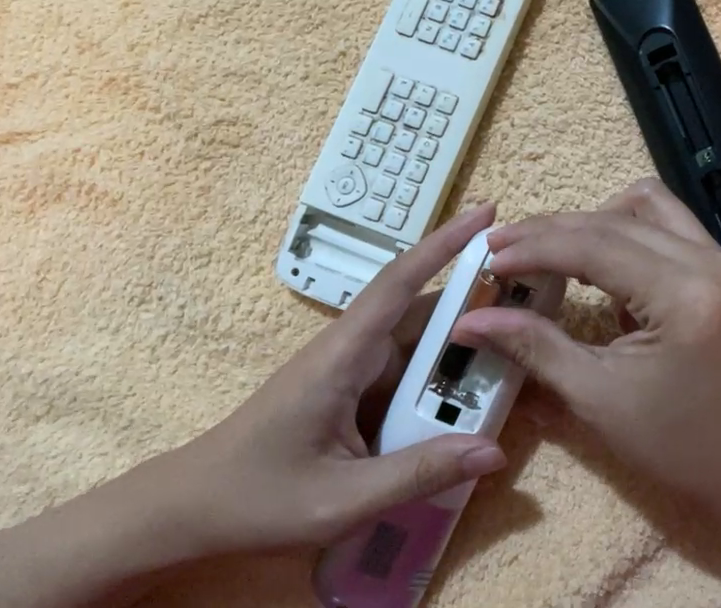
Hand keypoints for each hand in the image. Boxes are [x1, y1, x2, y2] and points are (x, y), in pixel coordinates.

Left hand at [144, 204, 509, 557]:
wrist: (188, 509)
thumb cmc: (256, 498)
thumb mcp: (339, 500)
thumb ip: (417, 475)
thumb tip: (493, 451)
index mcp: (342, 357)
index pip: (399, 283)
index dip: (444, 244)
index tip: (487, 211)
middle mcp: (352, 349)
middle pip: (423, 311)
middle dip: (475, 295)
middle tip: (532, 292)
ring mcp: (353, 368)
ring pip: (420, 342)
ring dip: (463, 338)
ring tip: (516, 341)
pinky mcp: (354, 389)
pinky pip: (410, 371)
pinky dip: (444, 373)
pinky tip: (473, 392)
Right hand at [450, 179, 720, 527]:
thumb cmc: (677, 444)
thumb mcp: (597, 398)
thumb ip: (535, 346)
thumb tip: (469, 320)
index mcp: (683, 295)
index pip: (596, 245)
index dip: (536, 247)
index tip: (488, 258)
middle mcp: (708, 260)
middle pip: (616, 219)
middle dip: (554, 230)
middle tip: (502, 251)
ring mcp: (720, 257)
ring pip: (644, 207)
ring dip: (591, 222)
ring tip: (546, 252)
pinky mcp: (720, 264)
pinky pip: (665, 224)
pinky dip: (624, 232)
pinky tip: (594, 264)